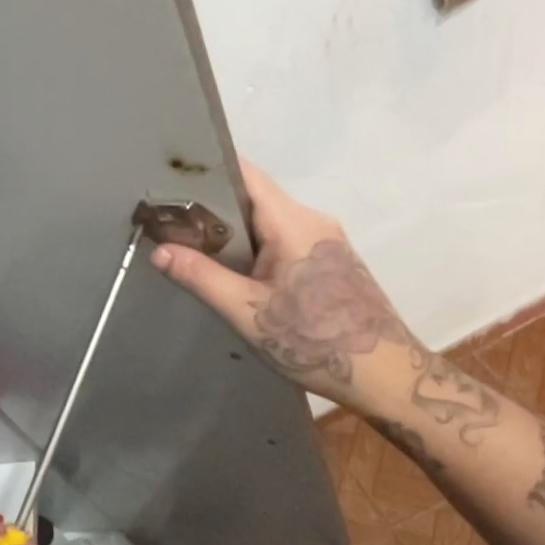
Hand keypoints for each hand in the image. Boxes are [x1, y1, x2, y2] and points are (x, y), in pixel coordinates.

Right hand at [152, 159, 424, 407]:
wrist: (386, 375)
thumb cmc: (315, 341)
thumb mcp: (247, 312)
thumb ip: (201, 277)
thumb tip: (158, 250)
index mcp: (293, 222)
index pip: (246, 173)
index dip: (207, 170)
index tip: (169, 181)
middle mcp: (312, 219)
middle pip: (254, 197)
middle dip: (211, 207)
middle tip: (169, 224)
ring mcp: (326, 239)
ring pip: (268, 220)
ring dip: (233, 232)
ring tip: (193, 248)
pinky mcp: (331, 259)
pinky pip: (284, 238)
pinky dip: (255, 247)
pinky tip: (235, 271)